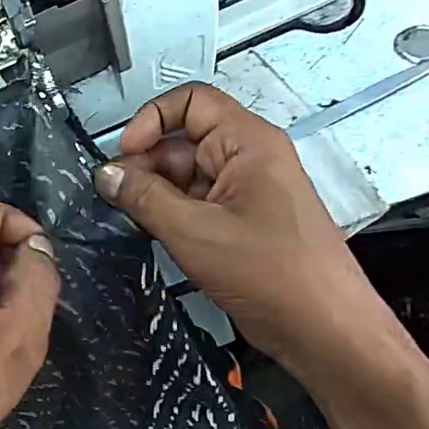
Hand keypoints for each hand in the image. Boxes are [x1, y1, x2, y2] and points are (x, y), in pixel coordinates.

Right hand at [93, 83, 401, 385]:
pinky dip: (174, 217)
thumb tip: (108, 175)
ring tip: (136, 221)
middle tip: (117, 197)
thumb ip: (144, 198)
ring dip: (157, 196)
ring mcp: (247, 193)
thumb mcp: (194, 231)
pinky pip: (199, 206)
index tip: (124, 154)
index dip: (151, 120)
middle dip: (147, 166)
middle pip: (184, 143)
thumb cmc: (275, 273)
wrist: (320, 326)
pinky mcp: (242, 225)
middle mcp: (249, 160)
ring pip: (188, 178)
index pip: (191, 102)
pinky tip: (156, 236)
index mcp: (248, 142)